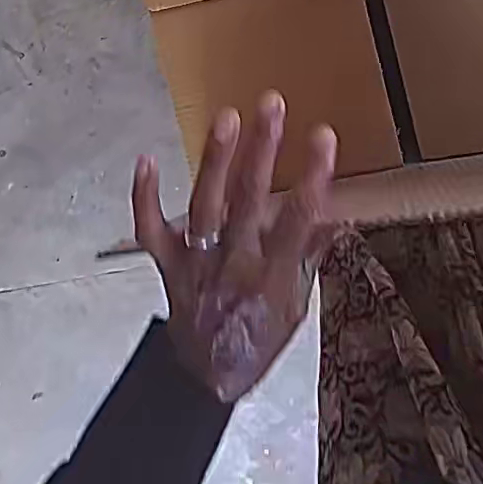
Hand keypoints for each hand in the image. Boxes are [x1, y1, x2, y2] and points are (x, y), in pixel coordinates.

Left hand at [131, 91, 336, 402]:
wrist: (203, 378)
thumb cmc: (258, 339)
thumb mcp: (298, 307)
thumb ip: (314, 257)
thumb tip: (338, 215)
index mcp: (272, 277)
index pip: (299, 220)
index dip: (313, 176)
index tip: (323, 135)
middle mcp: (234, 264)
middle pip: (249, 201)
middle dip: (262, 149)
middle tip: (270, 104)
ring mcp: (197, 263)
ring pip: (205, 206)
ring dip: (217, 159)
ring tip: (227, 117)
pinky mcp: (168, 264)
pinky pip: (151, 231)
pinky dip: (145, 197)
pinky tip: (146, 159)